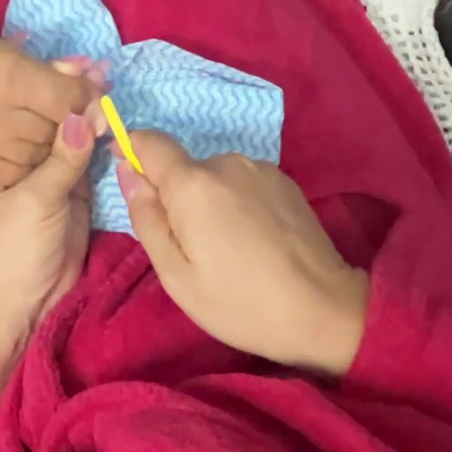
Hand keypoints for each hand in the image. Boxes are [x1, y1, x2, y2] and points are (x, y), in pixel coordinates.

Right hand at [0, 0, 100, 199]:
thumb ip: (45, 68)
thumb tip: (92, 74)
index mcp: (10, 78)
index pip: (72, 102)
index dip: (86, 103)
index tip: (88, 100)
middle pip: (54, 136)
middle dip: (57, 126)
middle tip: (42, 115)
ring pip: (28, 165)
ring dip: (33, 153)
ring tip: (13, 134)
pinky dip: (2, 173)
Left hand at [0, 84, 102, 325]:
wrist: (28, 299)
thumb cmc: (14, 248)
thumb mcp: (36, 200)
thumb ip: (62, 160)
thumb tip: (83, 114)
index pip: (26, 112)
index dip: (50, 88)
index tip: (77, 65)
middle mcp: (23, 157)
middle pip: (52, 117)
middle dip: (74, 93)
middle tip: (100, 67)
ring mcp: (51, 171)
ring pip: (74, 133)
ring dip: (92, 110)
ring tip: (109, 79)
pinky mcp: (76, 187)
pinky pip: (90, 156)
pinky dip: (103, 137)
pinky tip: (114, 114)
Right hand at [119, 131, 367, 375]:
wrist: (323, 310)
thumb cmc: (239, 301)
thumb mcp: (175, 274)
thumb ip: (146, 217)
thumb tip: (129, 172)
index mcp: (193, 184)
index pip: (149, 141)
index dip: (132, 152)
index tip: (132, 181)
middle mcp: (226, 162)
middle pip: (184, 167)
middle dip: (177, 196)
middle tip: (192, 247)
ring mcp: (260, 168)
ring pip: (214, 176)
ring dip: (209, 201)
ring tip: (228, 247)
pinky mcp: (284, 180)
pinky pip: (242, 182)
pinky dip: (237, 202)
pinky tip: (254, 239)